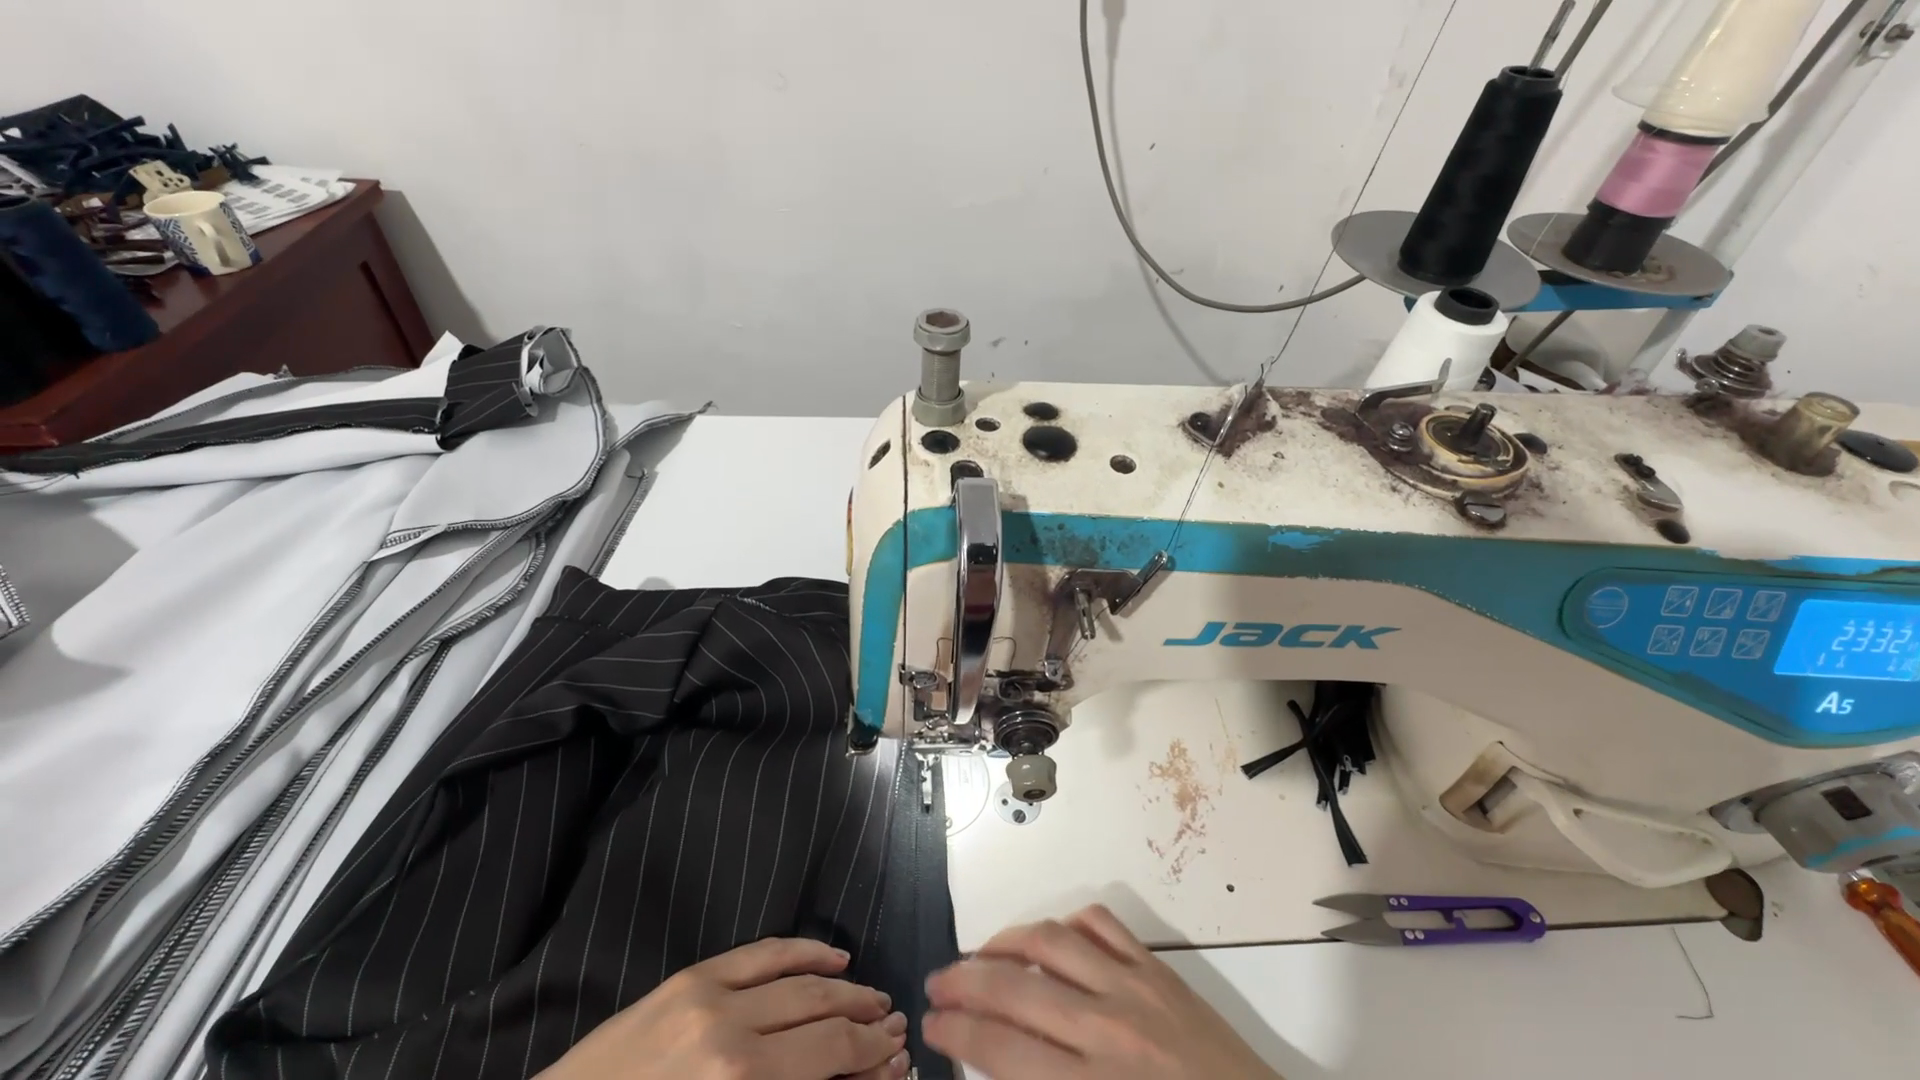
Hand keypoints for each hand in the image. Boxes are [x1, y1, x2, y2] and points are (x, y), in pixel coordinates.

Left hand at [538, 937, 909, 1079]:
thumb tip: (850, 1077)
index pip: (832, 1054)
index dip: (873, 1056)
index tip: (899, 1059)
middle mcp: (733, 1034)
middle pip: (823, 1016)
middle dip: (868, 1023)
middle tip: (897, 1029)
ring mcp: (709, 996)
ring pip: (800, 981)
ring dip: (846, 988)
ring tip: (875, 997)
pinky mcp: (688, 978)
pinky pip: (761, 954)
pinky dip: (803, 952)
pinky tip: (832, 958)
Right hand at [923, 905, 1281, 1079]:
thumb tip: (996, 1059)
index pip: (998, 1046)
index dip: (954, 1030)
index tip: (931, 1022)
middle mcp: (1105, 1027)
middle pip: (1013, 986)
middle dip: (962, 982)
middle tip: (937, 984)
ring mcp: (1135, 988)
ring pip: (1050, 940)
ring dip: (1003, 941)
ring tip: (979, 954)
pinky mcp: (1160, 969)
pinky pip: (1102, 924)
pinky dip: (1067, 923)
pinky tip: (1049, 938)